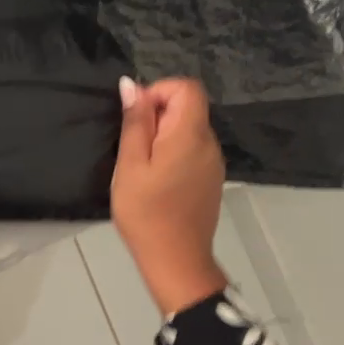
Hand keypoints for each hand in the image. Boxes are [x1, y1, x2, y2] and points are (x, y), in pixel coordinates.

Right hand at [111, 77, 227, 314]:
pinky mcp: (210, 178)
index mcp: (189, 135)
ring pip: (188, 129)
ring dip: (161, 136)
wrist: (175, 258)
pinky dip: (171, 152)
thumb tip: (133, 85)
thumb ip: (134, 122)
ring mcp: (213, 162)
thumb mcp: (130, 165)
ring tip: (140, 167)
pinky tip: (154, 181)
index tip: (134, 118)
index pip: (186, 88)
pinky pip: (191, 150)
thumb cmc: (145, 211)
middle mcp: (209, 143)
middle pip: (188, 107)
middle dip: (156, 115)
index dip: (158, 91)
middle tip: (131, 148)